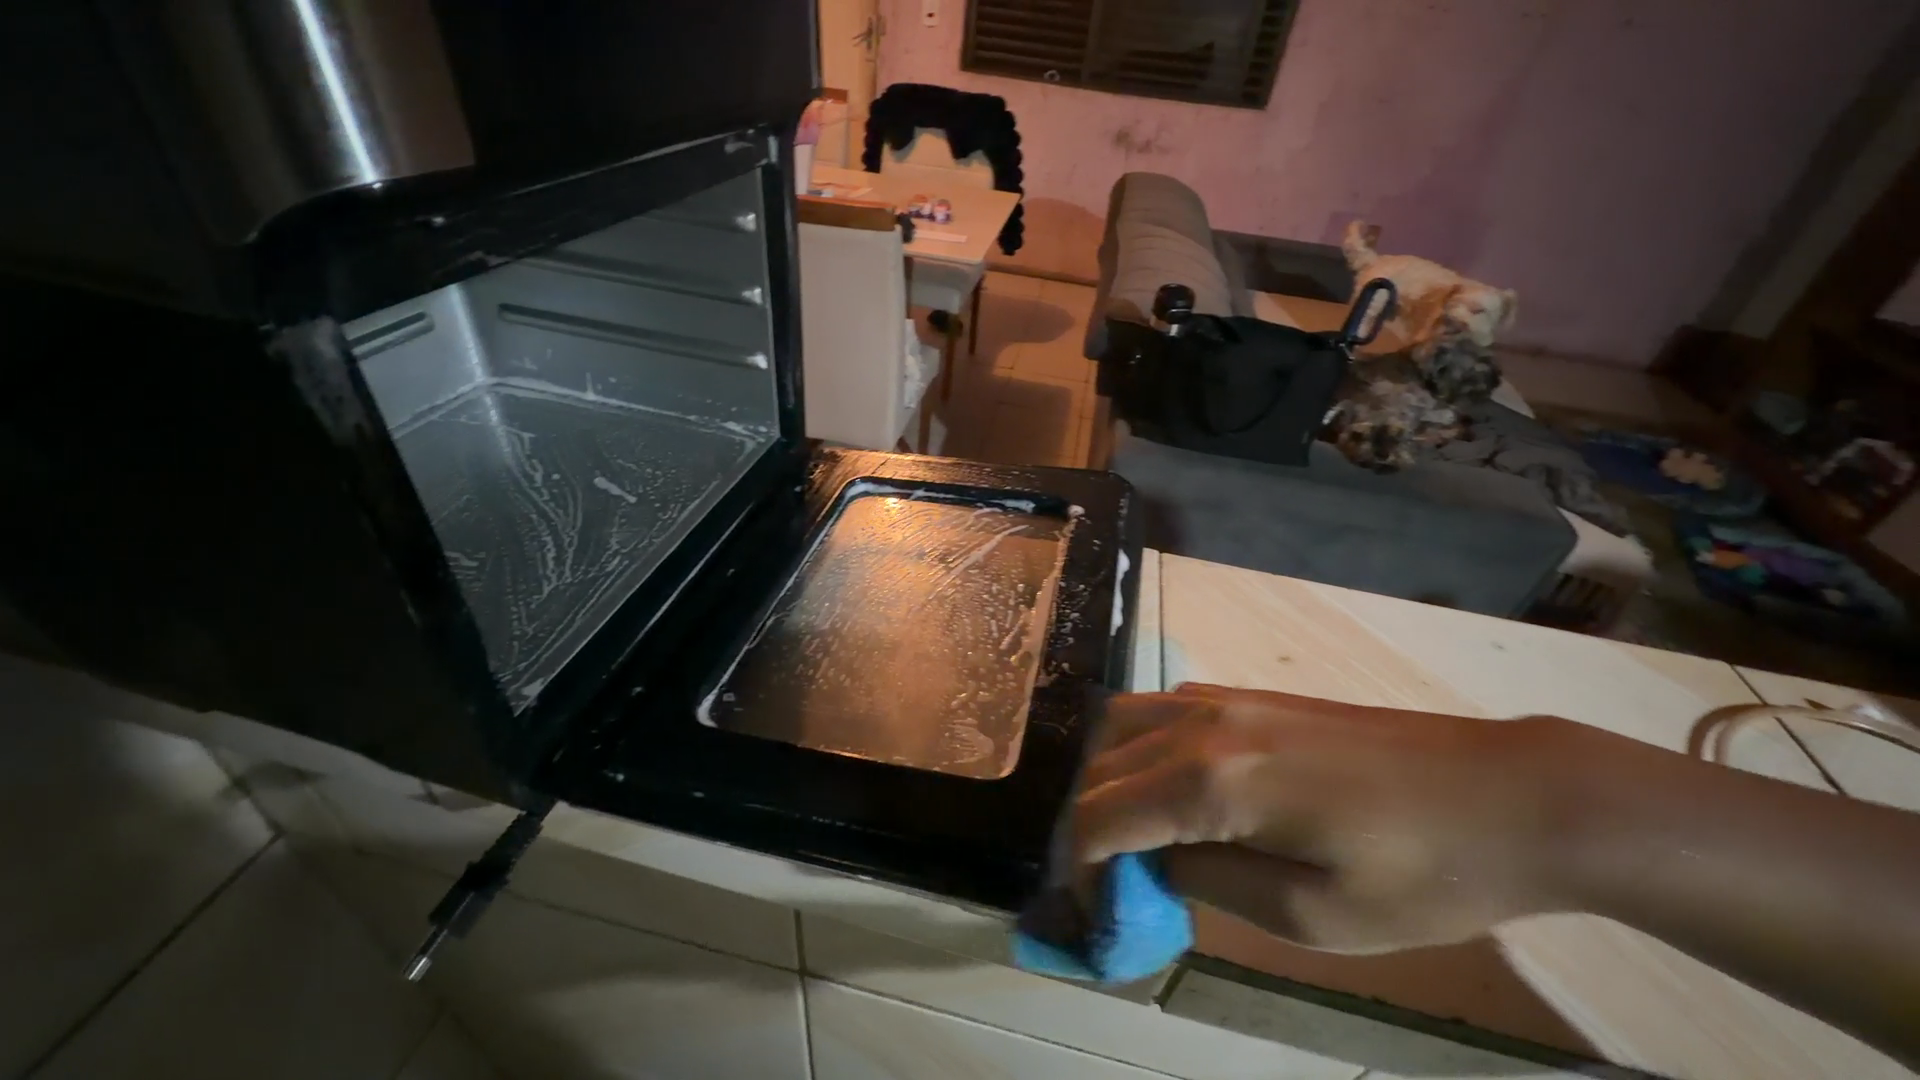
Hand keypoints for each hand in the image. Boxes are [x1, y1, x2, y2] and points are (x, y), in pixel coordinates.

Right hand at [1070, 684, 1571, 952]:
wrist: (1513, 795)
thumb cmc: (1423, 874)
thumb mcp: (1313, 916)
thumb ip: (1210, 883)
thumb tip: (1157, 861)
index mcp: (1212, 782)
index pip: (1099, 818)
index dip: (1081, 870)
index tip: (1096, 913)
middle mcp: (1201, 725)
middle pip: (1100, 769)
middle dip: (1088, 830)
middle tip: (1112, 885)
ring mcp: (1226, 699)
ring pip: (1119, 724)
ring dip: (1107, 780)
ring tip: (1133, 834)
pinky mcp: (1251, 694)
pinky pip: (1161, 709)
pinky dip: (1139, 748)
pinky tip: (1170, 788)